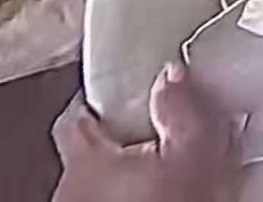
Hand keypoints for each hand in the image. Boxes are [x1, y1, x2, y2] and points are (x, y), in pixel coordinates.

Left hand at [52, 63, 239, 201]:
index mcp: (86, 163)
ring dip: (131, 164)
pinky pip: (110, 196)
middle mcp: (69, 192)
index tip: (124, 85)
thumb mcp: (193, 148)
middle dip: (126, 133)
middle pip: (92, 148)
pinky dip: (133, 188)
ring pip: (101, 177)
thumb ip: (182, 106)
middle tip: (163, 122)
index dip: (98, 97)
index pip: (75, 118)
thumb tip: (173, 72)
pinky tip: (164, 187)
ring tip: (170, 157)